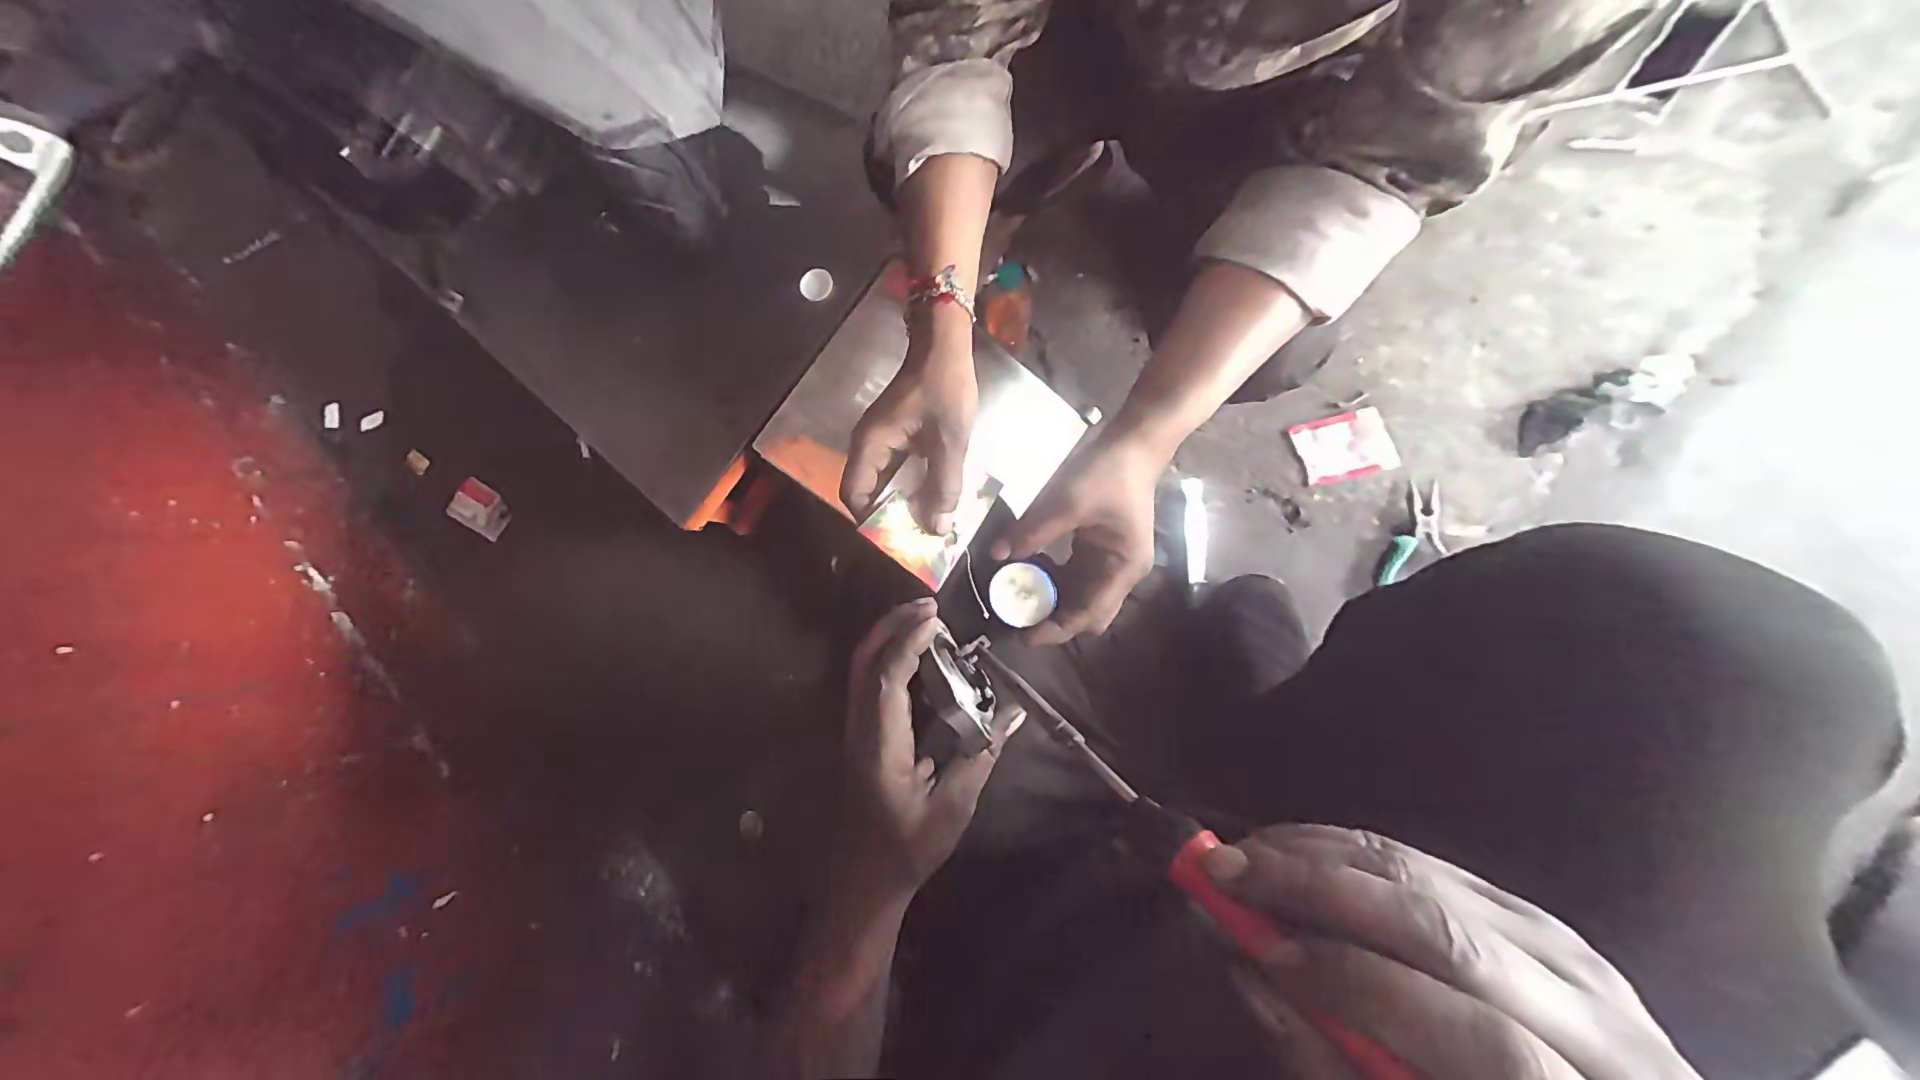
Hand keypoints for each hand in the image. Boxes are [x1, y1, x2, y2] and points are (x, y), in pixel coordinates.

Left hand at [834, 599, 1013, 899]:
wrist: (861, 881)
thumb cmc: (905, 849)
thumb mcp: (952, 809)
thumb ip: (980, 756)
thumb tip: (1012, 714)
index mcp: (879, 745)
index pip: (886, 678)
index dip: (908, 642)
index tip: (936, 619)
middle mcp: (859, 729)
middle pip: (864, 660)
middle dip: (892, 625)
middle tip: (930, 605)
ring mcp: (855, 731)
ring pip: (861, 669)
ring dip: (888, 637)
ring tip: (926, 621)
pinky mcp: (860, 736)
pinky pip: (869, 683)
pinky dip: (889, 657)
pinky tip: (919, 657)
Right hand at [841, 316, 977, 534]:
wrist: (944, 344)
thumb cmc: (944, 387)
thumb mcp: (949, 439)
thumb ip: (944, 484)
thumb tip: (938, 528)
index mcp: (871, 445)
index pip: (854, 494)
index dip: (872, 521)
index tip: (897, 540)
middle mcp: (869, 446)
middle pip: (870, 494)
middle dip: (893, 518)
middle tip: (918, 540)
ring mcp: (883, 442)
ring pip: (886, 485)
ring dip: (905, 504)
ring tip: (928, 526)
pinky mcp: (898, 438)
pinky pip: (899, 472)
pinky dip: (914, 488)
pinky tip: (935, 500)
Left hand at [990, 431, 1166, 644]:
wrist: (1134, 444)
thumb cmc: (1107, 473)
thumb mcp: (1067, 502)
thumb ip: (1033, 531)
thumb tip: (996, 554)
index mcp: (1123, 568)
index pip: (1088, 615)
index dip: (1056, 630)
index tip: (1023, 635)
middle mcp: (1122, 573)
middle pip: (1087, 614)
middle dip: (1054, 619)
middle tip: (1017, 616)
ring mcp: (1113, 562)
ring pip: (1080, 597)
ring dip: (1053, 599)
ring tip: (1018, 596)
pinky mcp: (1102, 550)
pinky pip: (1076, 576)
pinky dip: (1055, 579)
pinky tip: (1032, 570)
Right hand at [1202, 826, 1702, 1079]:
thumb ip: (1330, 1065)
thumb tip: (1248, 973)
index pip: (1484, 1040)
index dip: (1364, 989)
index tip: (1262, 954)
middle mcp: (1598, 1021)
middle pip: (1441, 928)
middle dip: (1316, 888)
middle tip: (1226, 868)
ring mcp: (1568, 953)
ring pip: (1424, 874)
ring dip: (1318, 852)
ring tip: (1247, 850)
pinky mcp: (1532, 912)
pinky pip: (1424, 859)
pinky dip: (1345, 847)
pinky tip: (1294, 848)